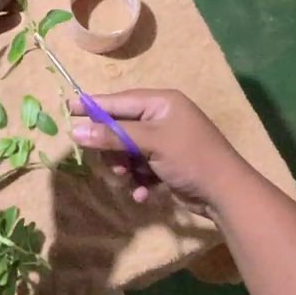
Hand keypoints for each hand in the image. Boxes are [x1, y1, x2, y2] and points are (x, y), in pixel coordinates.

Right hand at [68, 89, 256, 211]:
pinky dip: (139, 180)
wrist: (226, 192)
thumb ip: (112, 135)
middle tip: (108, 162)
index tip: (69, 110)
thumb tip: (76, 131)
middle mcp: (162, 117)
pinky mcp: (167, 163)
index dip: (94, 106)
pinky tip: (142, 193)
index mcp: (162, 103)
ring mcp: (166, 141)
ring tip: (128, 179)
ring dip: (124, 167)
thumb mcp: (150, 143)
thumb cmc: (190, 158)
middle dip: (113, 148)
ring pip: (128, 150)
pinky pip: (140, 167)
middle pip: (121, 127)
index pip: (120, 101)